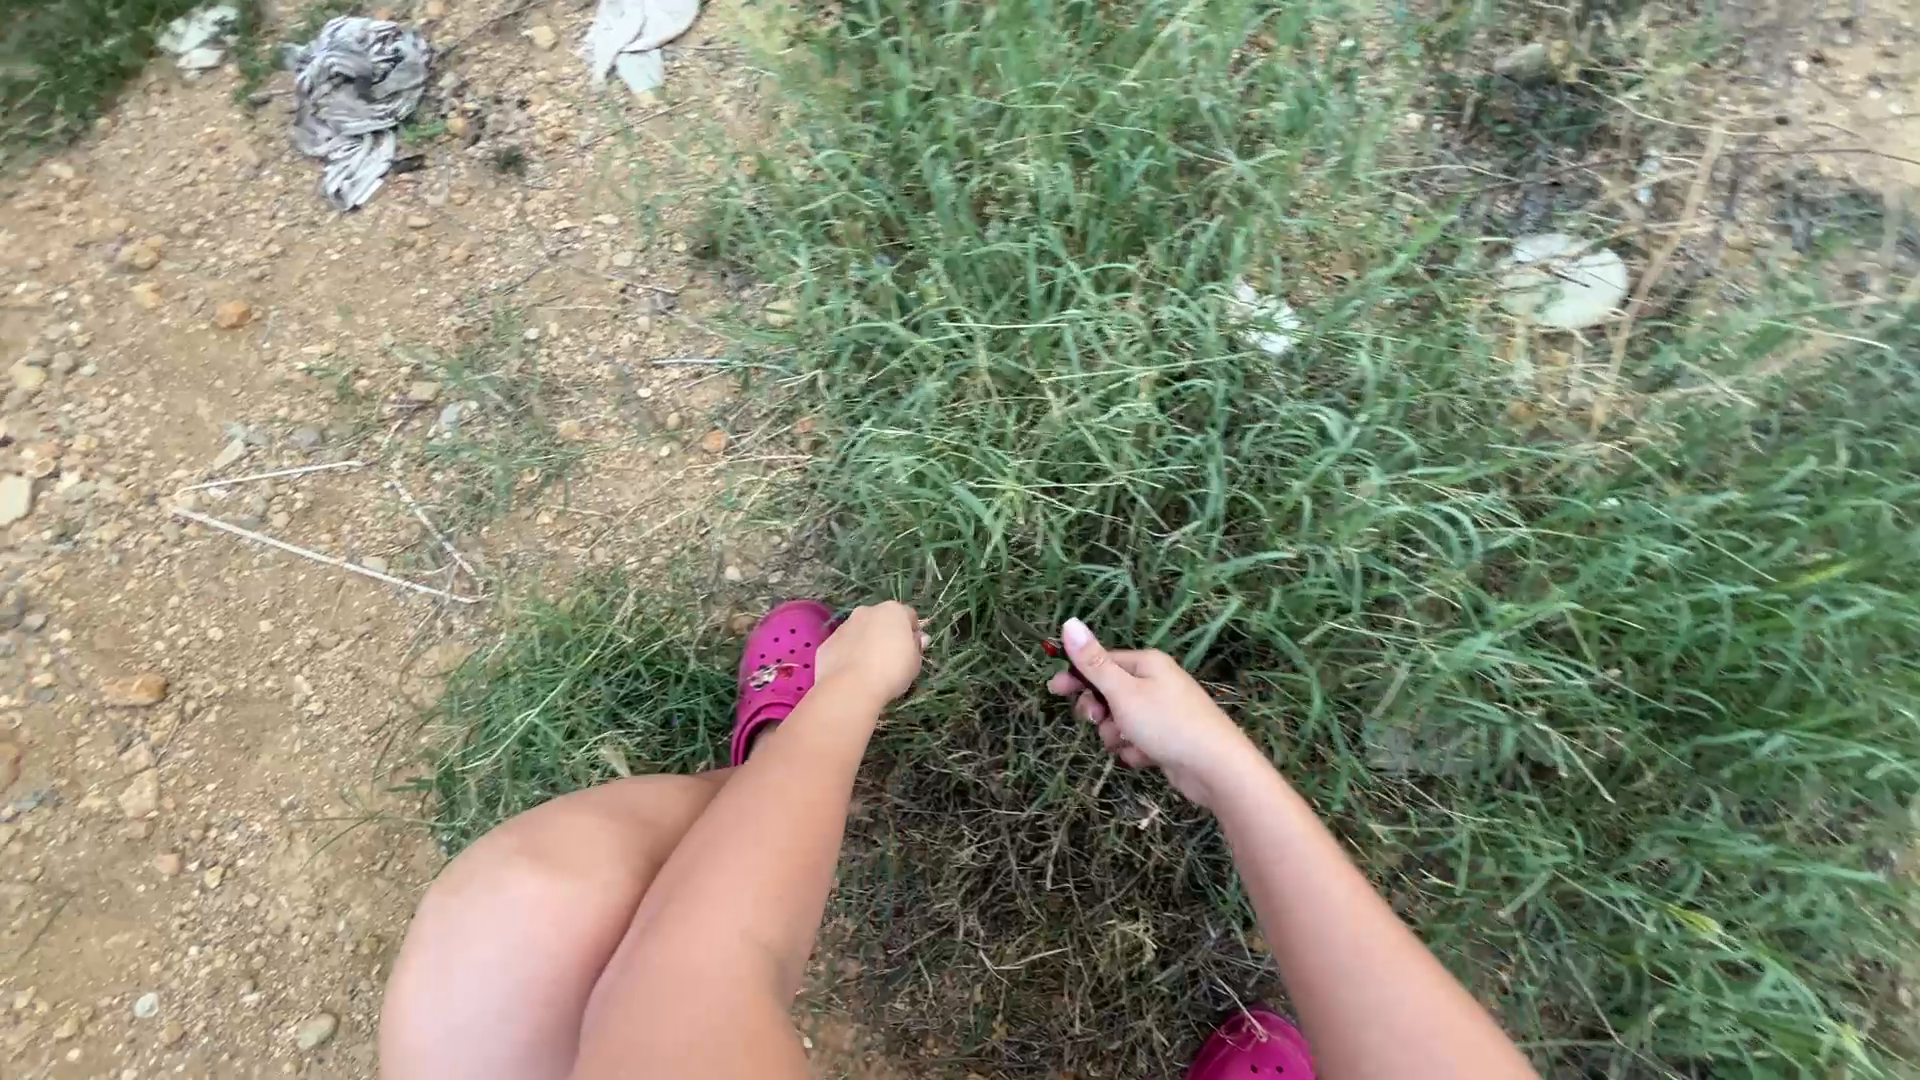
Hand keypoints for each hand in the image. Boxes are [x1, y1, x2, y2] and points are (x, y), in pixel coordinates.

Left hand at [815, 601, 926, 705]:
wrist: (851, 687)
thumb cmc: (892, 671)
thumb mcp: (915, 662)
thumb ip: (916, 646)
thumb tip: (918, 638)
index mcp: (892, 611)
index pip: (908, 616)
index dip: (911, 632)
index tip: (912, 649)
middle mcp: (867, 612)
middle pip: (881, 620)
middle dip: (885, 634)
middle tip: (890, 658)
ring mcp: (844, 626)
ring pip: (859, 632)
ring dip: (865, 643)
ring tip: (869, 669)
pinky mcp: (828, 642)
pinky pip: (843, 646)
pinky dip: (848, 655)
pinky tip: (852, 674)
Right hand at [1047, 618, 1265, 807]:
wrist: (1216, 769)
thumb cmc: (1167, 723)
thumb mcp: (1123, 691)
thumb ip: (1093, 661)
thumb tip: (1069, 622)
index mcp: (1146, 663)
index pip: (1100, 662)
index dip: (1076, 676)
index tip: (1054, 690)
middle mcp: (1155, 682)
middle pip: (1108, 692)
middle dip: (1099, 710)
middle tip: (1098, 720)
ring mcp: (1162, 711)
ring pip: (1119, 720)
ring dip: (1116, 735)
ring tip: (1129, 743)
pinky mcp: (1167, 738)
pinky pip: (1136, 740)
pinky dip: (1135, 750)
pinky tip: (1147, 758)